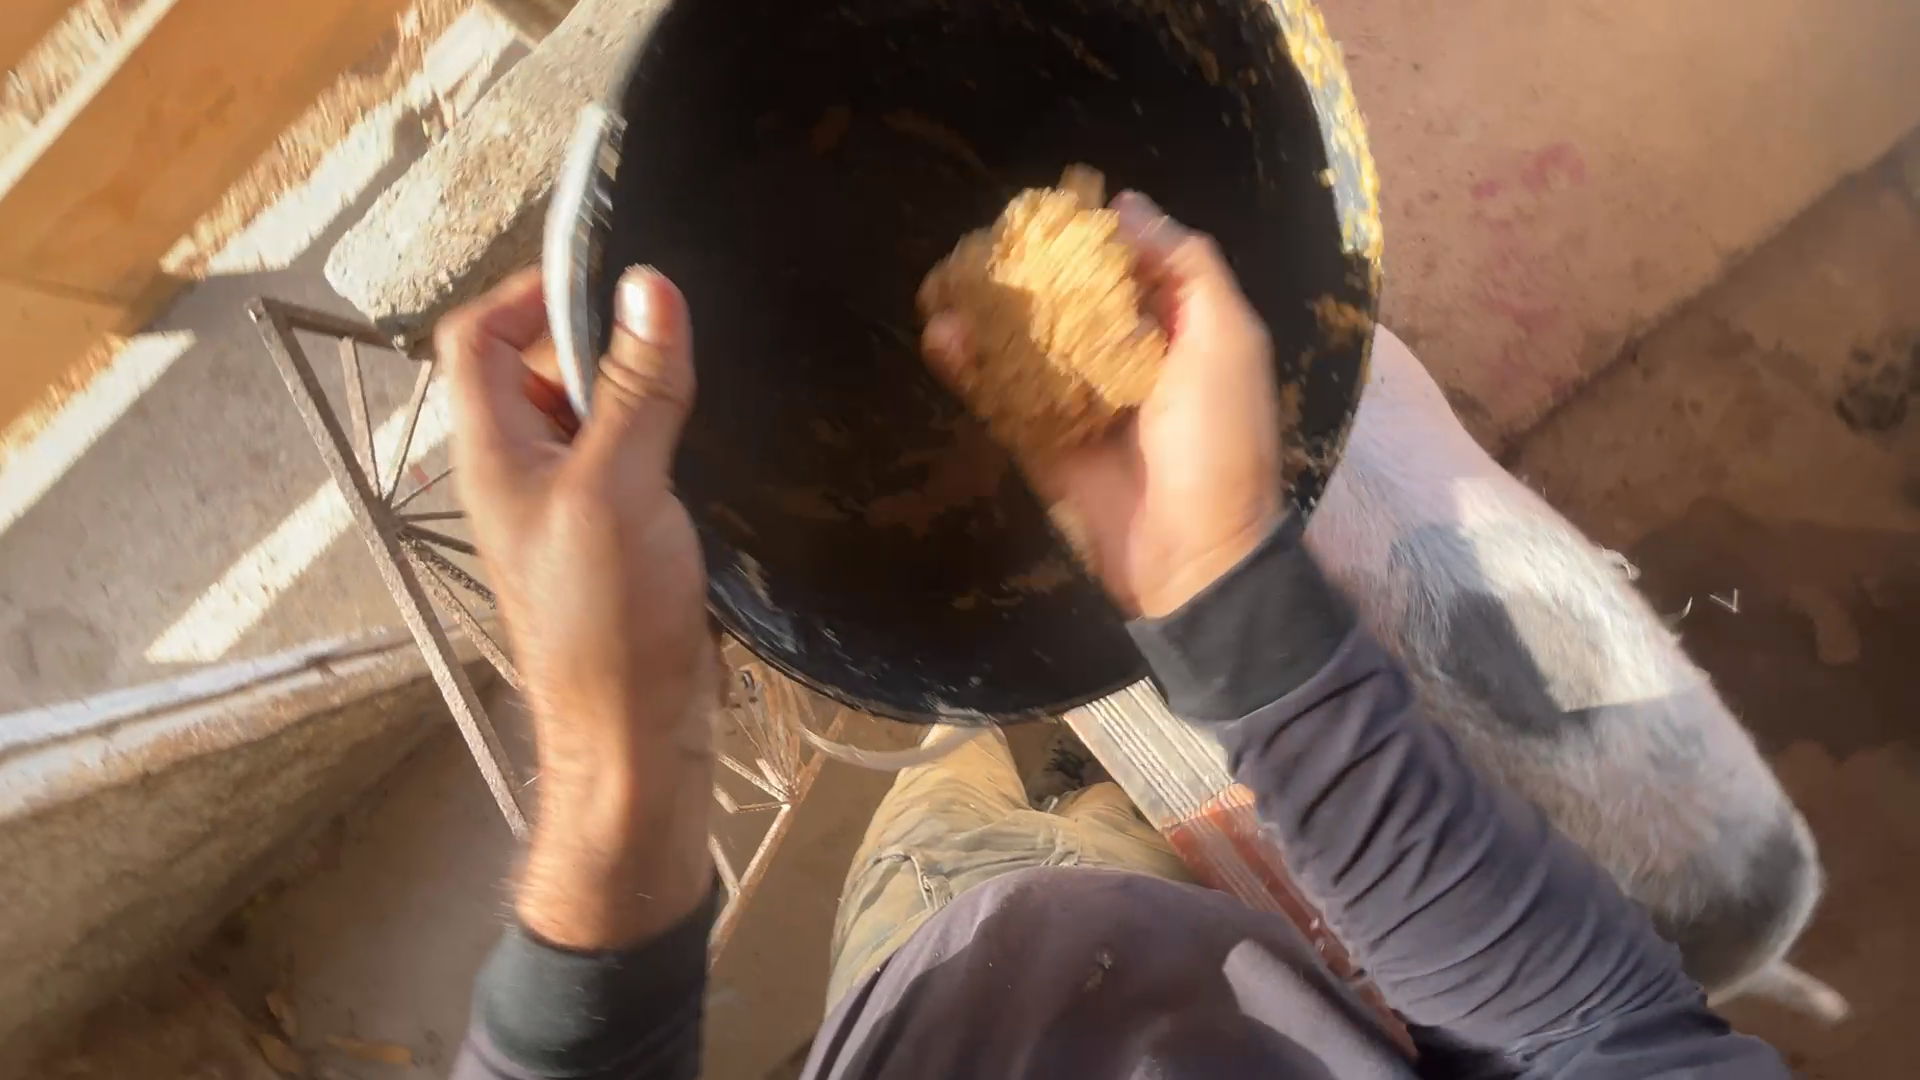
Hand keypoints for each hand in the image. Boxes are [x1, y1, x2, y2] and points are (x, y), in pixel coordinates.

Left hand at [443, 266, 715, 947]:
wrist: (638, 729)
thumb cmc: (611, 616)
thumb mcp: (620, 489)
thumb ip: (633, 391)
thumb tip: (650, 289)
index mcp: (497, 453)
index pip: (482, 342)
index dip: (528, 296)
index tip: (608, 280)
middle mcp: (525, 474)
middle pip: (543, 376)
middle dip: (600, 344)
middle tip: (674, 337)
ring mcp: (575, 509)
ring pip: (597, 422)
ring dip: (639, 394)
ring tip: (699, 383)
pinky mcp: (621, 538)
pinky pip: (634, 465)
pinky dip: (663, 441)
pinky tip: (707, 444)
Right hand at [923, 192, 1284, 617]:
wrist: (1193, 556)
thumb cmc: (1218, 441)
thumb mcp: (1226, 341)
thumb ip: (1187, 269)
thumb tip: (1126, 207)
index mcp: (1172, 331)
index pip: (1121, 269)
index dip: (1082, 240)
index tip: (1041, 215)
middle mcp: (1121, 361)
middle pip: (1063, 305)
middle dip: (1020, 277)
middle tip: (976, 251)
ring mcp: (1075, 404)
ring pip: (1023, 349)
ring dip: (983, 319)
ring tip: (941, 286)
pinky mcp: (1041, 445)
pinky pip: (1001, 401)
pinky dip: (970, 372)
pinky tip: (940, 339)